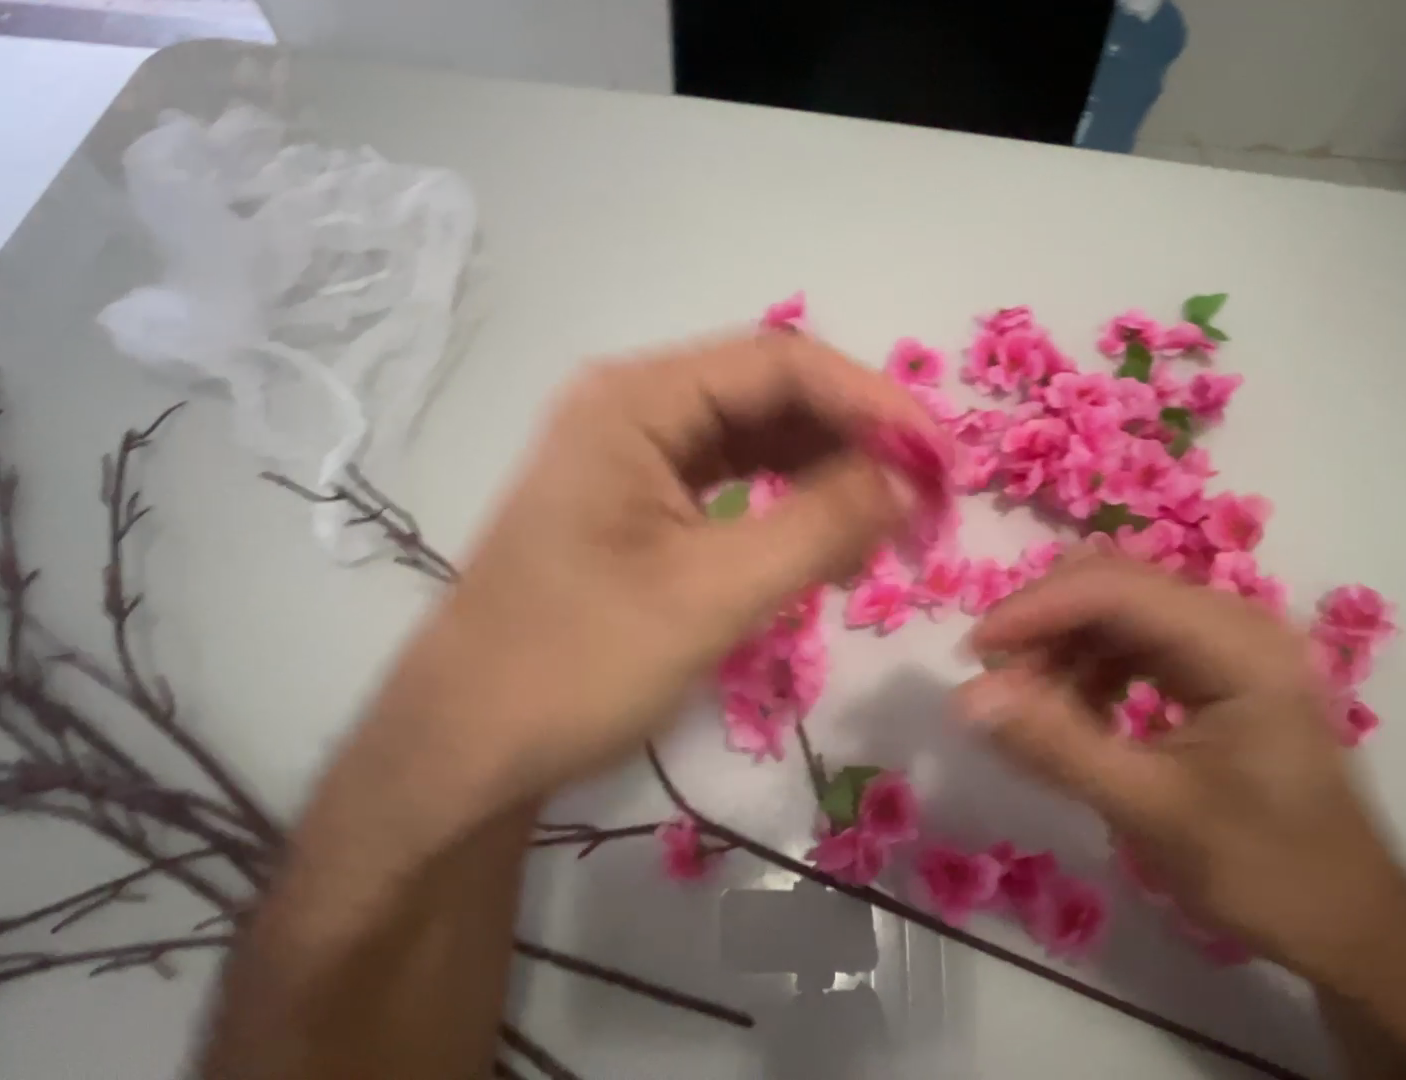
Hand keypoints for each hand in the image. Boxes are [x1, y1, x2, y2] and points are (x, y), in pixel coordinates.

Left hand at [385, 331, 939, 810]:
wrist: (465, 745)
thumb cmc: (576, 664)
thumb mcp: (712, 594)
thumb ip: (821, 525)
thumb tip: (912, 479)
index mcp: (634, 400)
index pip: (780, 362)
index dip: (873, 402)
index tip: (941, 460)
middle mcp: (629, 407)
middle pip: (769, 393)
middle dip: (854, 438)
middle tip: (922, 498)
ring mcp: (628, 455)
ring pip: (753, 438)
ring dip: (825, 472)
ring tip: (885, 527)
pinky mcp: (633, 503)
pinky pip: (728, 481)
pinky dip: (784, 504)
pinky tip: (826, 542)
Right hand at [956, 554, 1405, 981]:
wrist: (1349, 925)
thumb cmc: (1265, 871)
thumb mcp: (1150, 811)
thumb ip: (1056, 747)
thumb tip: (966, 699)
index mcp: (1237, 645)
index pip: (1114, 589)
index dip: (1033, 610)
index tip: (972, 654)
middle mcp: (1234, 623)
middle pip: (1112, 587)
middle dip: (1043, 628)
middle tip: (995, 687)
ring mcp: (1226, 643)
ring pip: (1115, 612)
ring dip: (1060, 651)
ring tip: (1027, 711)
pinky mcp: (1214, 669)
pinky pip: (1130, 644)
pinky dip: (1087, 670)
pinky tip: (1072, 717)